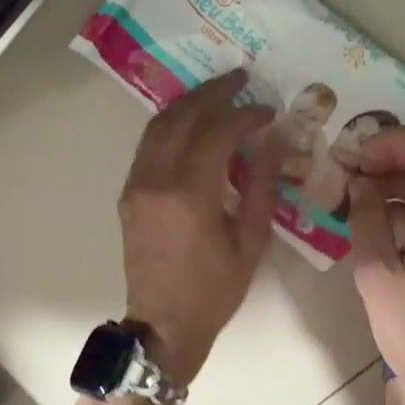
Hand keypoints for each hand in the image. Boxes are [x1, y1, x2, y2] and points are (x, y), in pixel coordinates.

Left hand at [118, 69, 280, 384]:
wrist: (162, 327)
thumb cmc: (215, 290)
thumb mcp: (252, 241)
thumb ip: (263, 184)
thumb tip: (276, 137)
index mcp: (190, 194)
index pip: (218, 132)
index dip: (245, 114)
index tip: (268, 109)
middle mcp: (157, 179)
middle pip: (184, 116)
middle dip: (214, 92)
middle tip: (241, 77)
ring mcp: (137, 183)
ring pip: (160, 124)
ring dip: (190, 102)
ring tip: (218, 91)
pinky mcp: (129, 192)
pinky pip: (149, 143)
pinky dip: (172, 123)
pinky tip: (193, 120)